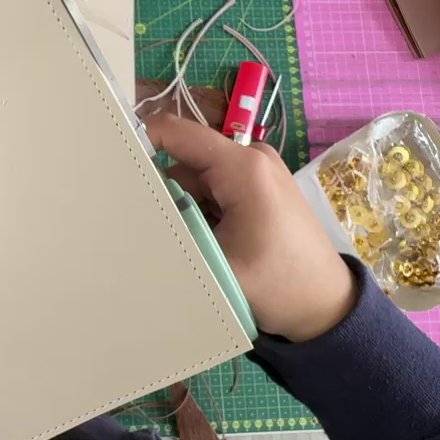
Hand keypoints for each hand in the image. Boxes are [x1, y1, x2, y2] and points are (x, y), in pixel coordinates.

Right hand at [147, 114, 355, 341]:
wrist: (325, 307)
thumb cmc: (277, 285)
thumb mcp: (214, 263)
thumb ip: (170, 231)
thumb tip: (127, 213)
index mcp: (242, 167)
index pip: (173, 132)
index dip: (139, 145)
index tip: (113, 175)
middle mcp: (250, 158)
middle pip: (182, 159)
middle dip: (161, 189)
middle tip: (148, 225)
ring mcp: (255, 171)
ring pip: (193, 176)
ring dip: (181, 204)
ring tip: (181, 239)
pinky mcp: (257, 187)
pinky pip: (211, 187)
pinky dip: (197, 209)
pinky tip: (200, 239)